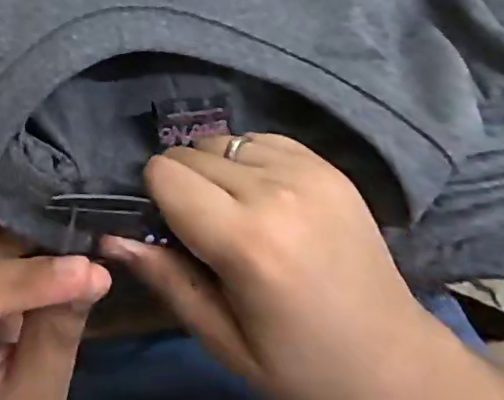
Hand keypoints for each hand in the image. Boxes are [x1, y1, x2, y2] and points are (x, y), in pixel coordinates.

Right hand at [101, 134, 503, 399]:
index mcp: (249, 242)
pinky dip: (248, 160)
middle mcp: (276, 192)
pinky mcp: (326, 162)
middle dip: (184, 184)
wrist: (394, 361)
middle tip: (208, 229)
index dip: (158, 199)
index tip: (173, 230)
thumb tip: (109, 236)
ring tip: (240, 212)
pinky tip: (267, 197)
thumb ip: (165, 279)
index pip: (165, 173)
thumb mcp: (224, 340)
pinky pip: (258, 137)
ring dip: (216, 170)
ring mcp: (307, 170)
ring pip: (221, 140)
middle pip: (189, 152)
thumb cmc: (300, 364)